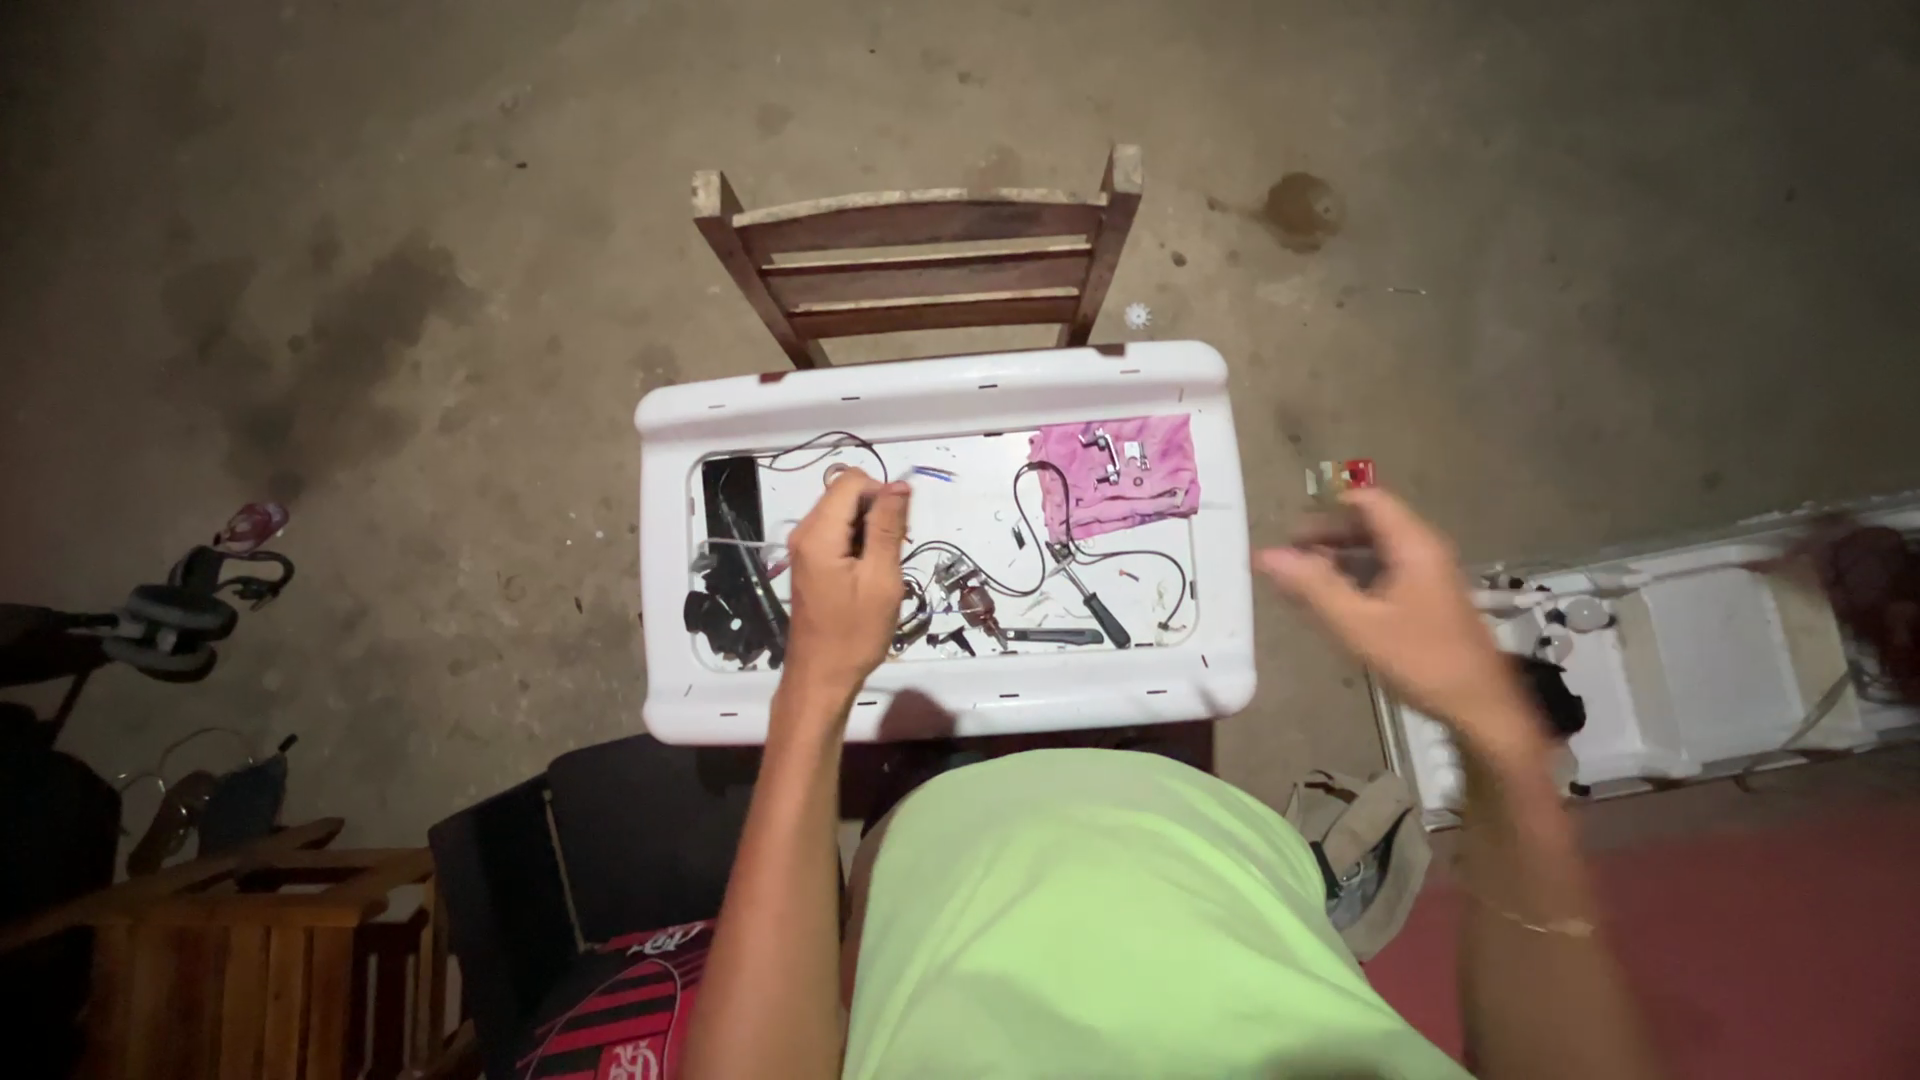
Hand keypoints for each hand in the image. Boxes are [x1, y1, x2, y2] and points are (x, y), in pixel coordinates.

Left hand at [781, 468, 911, 700]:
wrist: (822, 676)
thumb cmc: (855, 633)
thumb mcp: (881, 579)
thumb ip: (888, 527)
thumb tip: (900, 484)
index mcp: (819, 533)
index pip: (851, 481)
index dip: (882, 493)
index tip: (899, 530)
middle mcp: (805, 532)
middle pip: (845, 493)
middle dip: (877, 510)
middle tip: (895, 549)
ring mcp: (804, 547)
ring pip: (843, 512)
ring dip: (871, 527)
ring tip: (884, 564)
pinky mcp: (810, 561)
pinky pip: (837, 532)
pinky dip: (859, 541)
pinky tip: (871, 571)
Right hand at [1256, 488, 1536, 756]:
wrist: (1480, 706)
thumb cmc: (1420, 659)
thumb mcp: (1357, 623)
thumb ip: (1312, 586)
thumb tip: (1266, 555)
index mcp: (1412, 546)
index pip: (1367, 501)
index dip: (1326, 508)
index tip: (1290, 531)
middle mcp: (1422, 550)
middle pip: (1368, 523)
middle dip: (1325, 535)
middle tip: (1286, 558)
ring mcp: (1427, 574)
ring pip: (1374, 549)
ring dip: (1336, 558)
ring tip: (1298, 581)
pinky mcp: (1426, 597)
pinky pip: (1383, 571)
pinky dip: (1353, 577)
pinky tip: (1329, 601)